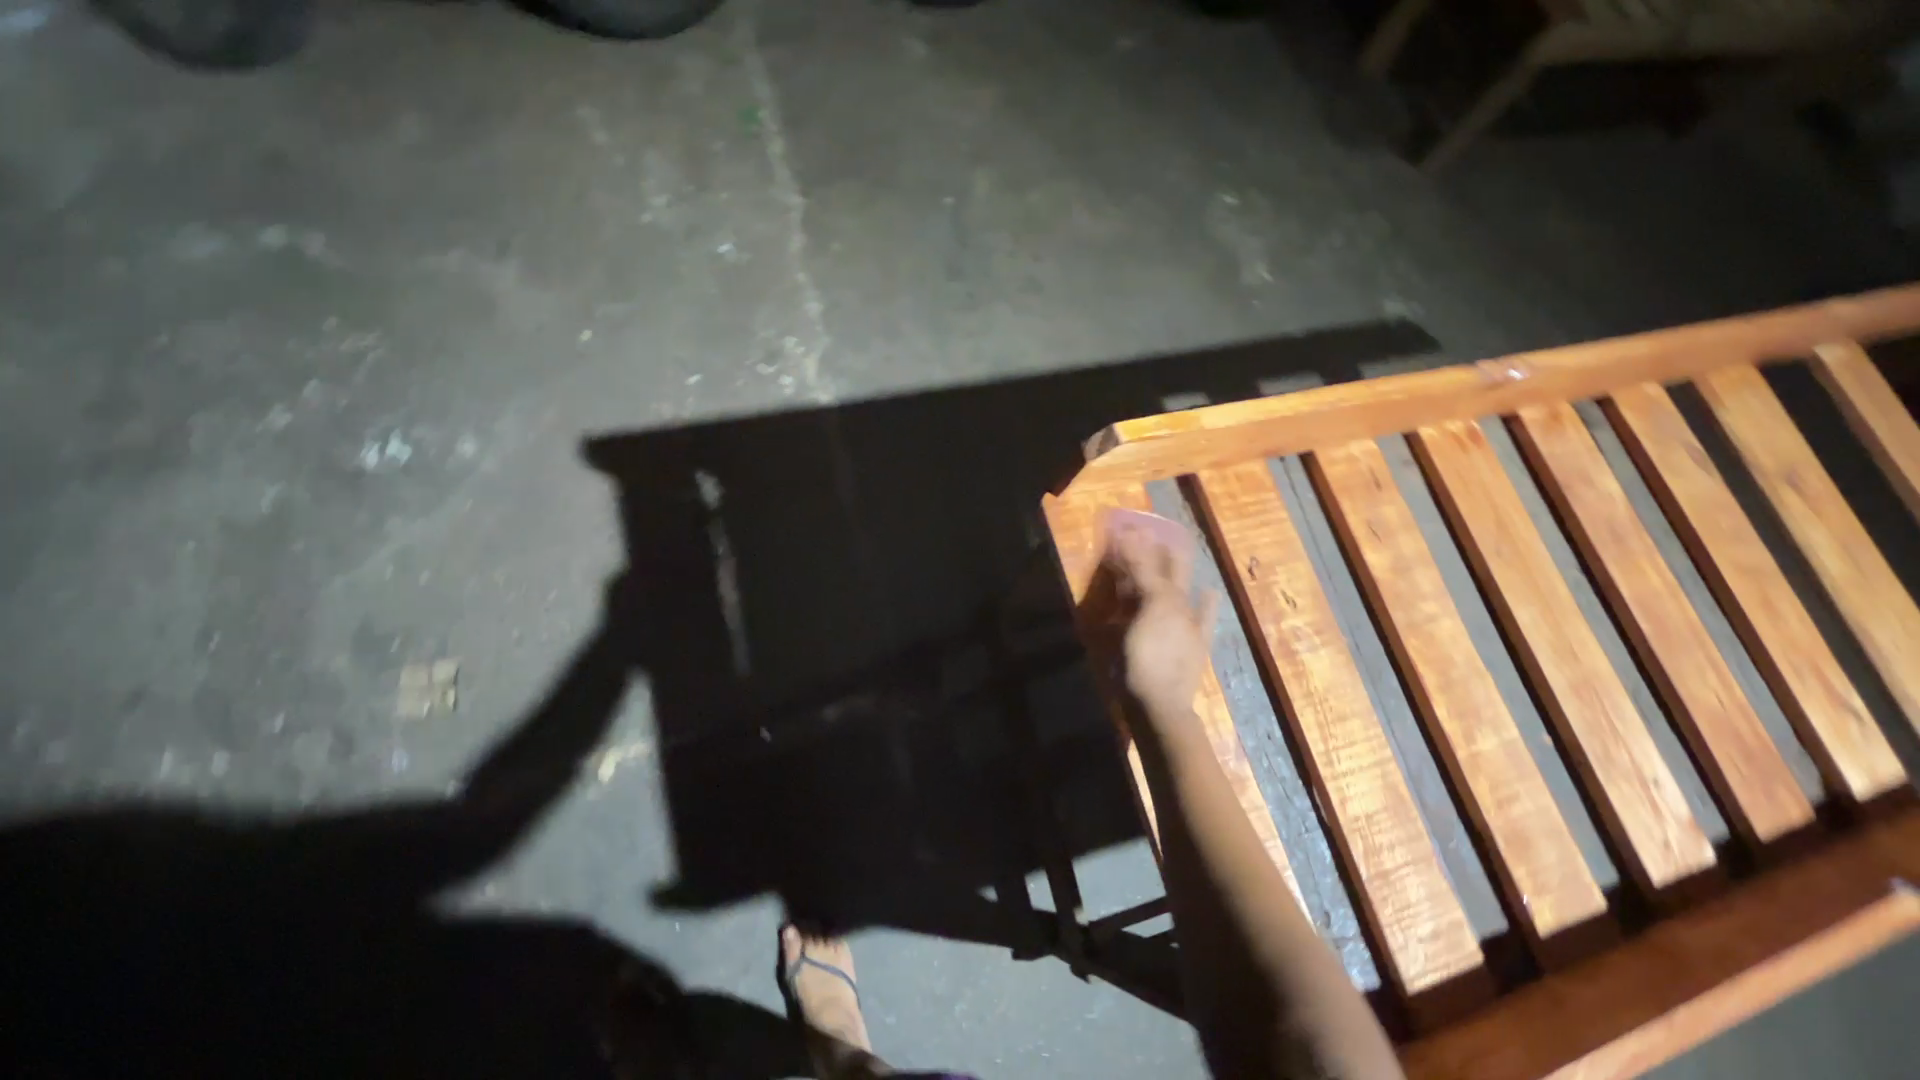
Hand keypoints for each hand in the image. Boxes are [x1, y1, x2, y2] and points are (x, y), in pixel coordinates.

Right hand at [1107, 525, 1219, 720]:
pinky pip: (1204, 619)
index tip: (1122, 530)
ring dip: (1177, 568)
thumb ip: (1129, 596)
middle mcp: (1175, 605)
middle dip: (1155, 549)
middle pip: (1165, 570)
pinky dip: (1207, 605)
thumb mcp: (1123, 631)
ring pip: (1182, 587)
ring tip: (1174, 548)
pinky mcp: (1196, 643)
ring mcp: (1189, 624)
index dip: (1131, 548)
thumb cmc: (1134, 670)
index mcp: (1156, 600)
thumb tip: (1127, 571)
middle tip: (1146, 531)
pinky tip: (1210, 591)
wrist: (1162, 707)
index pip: (1142, 565)